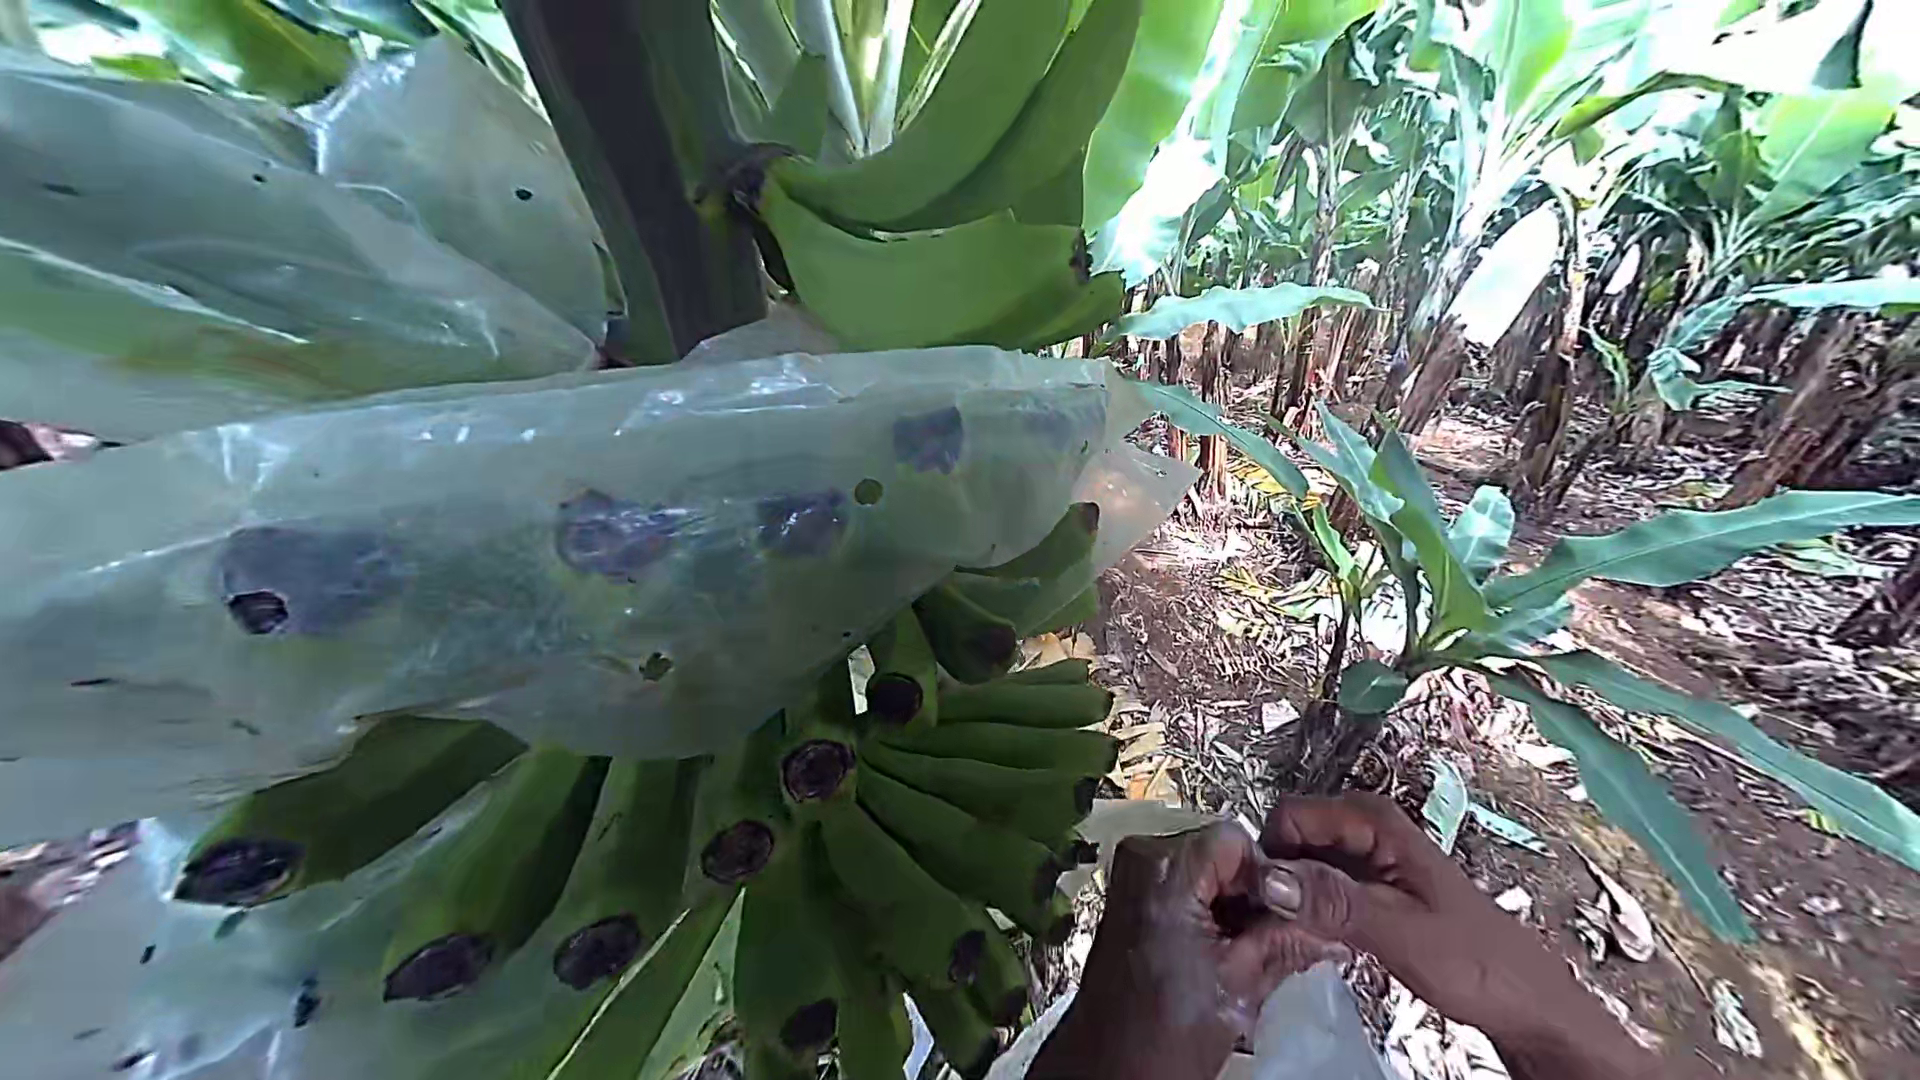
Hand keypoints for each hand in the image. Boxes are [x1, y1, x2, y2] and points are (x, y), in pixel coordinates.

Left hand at [1028, 822, 1345, 1079]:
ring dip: (1230, 899)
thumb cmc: (1167, 1028)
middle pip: (1217, 848)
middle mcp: (1142, 853)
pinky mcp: (1130, 885)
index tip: (1287, 917)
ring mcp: (1131, 867)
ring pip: (1202, 863)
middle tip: (1272, 938)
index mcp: (1164, 866)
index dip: (1269, 876)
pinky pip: (1181, 876)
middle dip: (1250, 890)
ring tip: (1243, 948)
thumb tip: (1330, 924)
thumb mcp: (1241, 983)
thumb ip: (1285, 941)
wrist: (1112, 1059)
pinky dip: (1205, 902)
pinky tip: (1217, 944)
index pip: (1235, 839)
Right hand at [1260, 793, 1661, 1077]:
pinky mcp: (1362, 881)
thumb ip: (1333, 902)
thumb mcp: (1402, 933)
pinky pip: (1314, 880)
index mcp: (1369, 817)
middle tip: (1273, 924)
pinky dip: (1303, 904)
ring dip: (1287, 893)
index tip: (1262, 902)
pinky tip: (1309, 933)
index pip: (1287, 816)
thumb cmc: (1477, 965)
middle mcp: (1360, 824)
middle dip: (1274, 875)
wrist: (1532, 1009)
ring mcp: (1361, 851)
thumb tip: (1266, 877)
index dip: (1269, 855)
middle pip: (1288, 835)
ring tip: (1288, 932)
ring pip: (1297, 859)